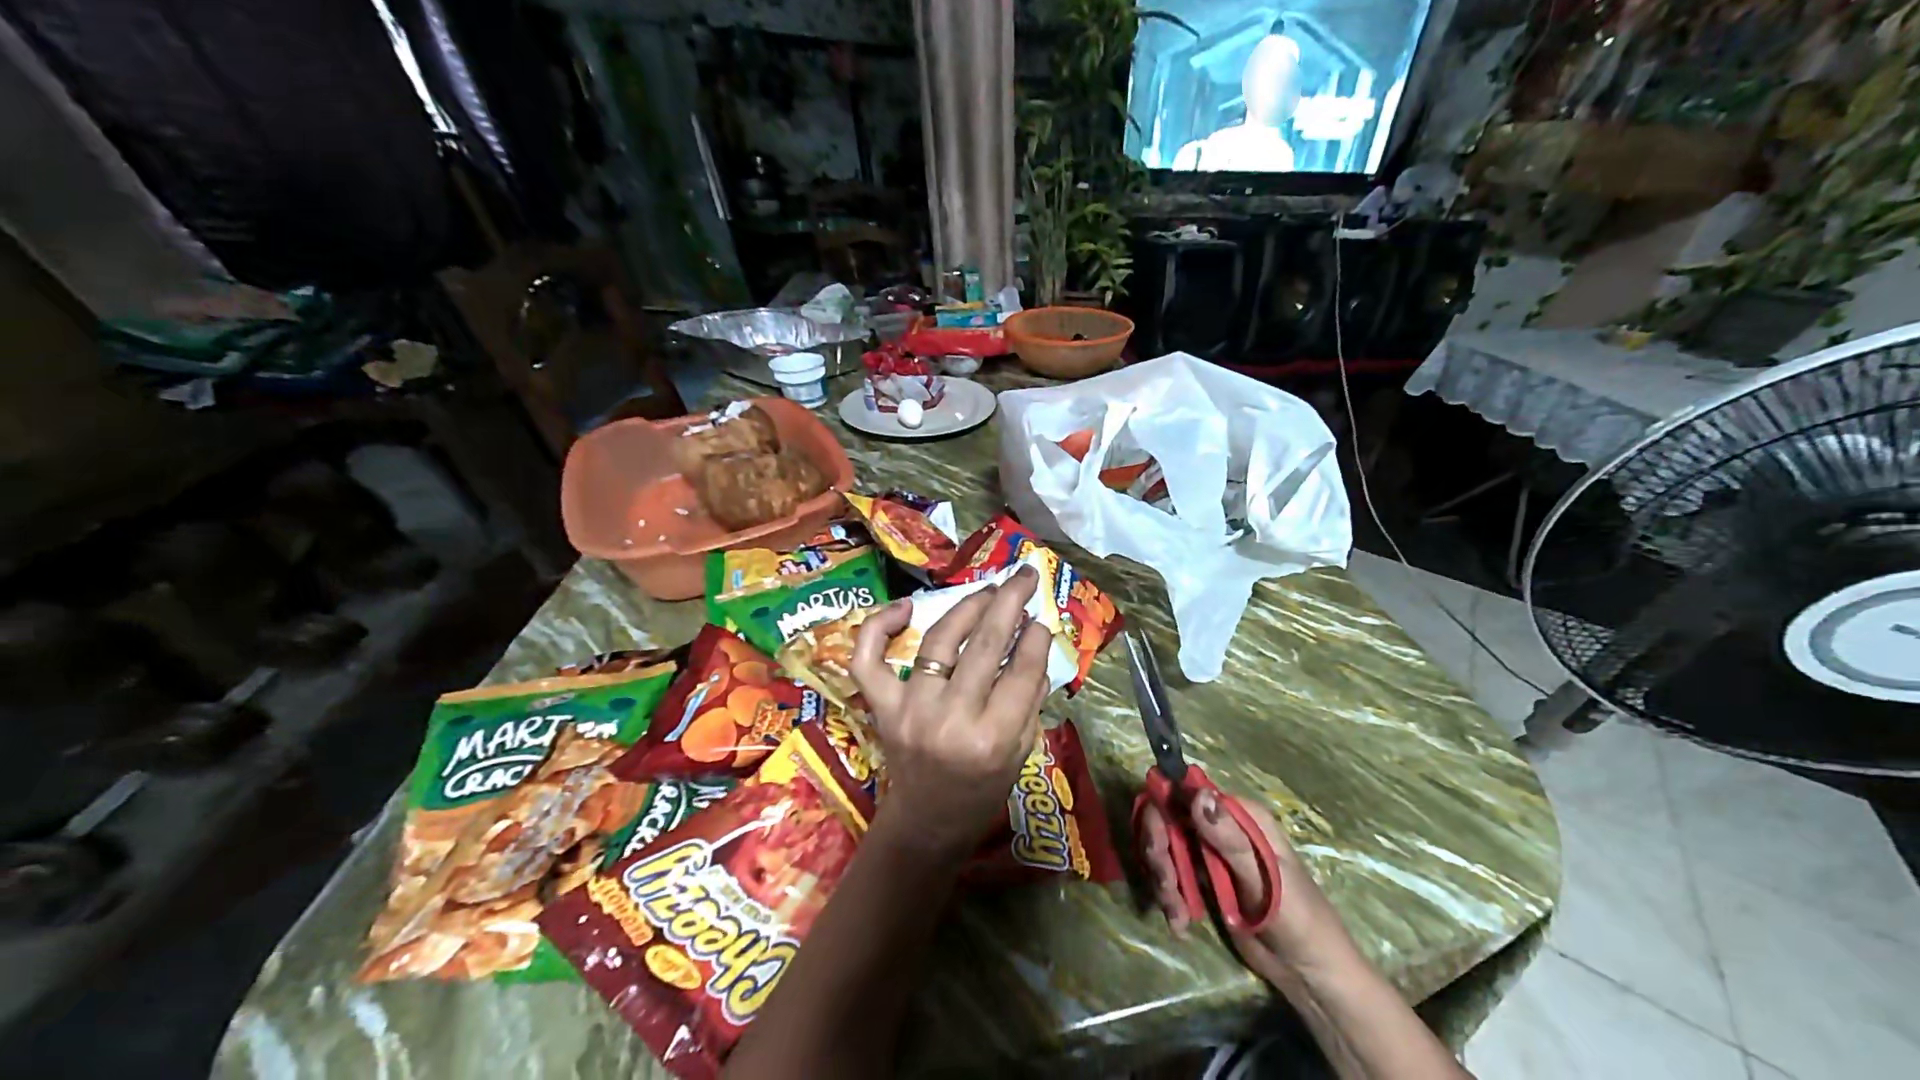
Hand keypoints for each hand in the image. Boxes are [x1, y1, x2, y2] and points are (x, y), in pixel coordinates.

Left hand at [850, 565, 1051, 859]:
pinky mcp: (882, 707)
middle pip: (986, 645)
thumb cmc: (983, 789)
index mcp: (993, 738)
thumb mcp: (1021, 752)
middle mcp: (951, 719)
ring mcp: (910, 709)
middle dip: (1010, 601)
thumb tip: (1034, 643)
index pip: (1022, 671)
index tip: (1041, 618)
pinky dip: (880, 627)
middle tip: (1024, 576)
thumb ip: (1029, 698)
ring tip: (988, 589)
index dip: (1036, 638)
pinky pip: (868, 659)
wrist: (929, 820)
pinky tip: (905, 607)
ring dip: (968, 606)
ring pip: (940, 640)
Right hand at [1139, 791, 1355, 981]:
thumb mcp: (1264, 880)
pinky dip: (1170, 898)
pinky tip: (1180, 924)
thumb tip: (1197, 794)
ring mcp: (1210, 853)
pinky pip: (1172, 876)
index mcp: (1242, 816)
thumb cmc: (1298, 920)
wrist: (1310, 973)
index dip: (1164, 813)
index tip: (1158, 846)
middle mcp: (1222, 826)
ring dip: (1164, 881)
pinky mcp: (1203, 880)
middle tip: (1167, 886)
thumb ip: (1230, 839)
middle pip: (1168, 820)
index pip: (1188, 794)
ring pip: (1165, 849)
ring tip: (1177, 915)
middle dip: (1159, 853)